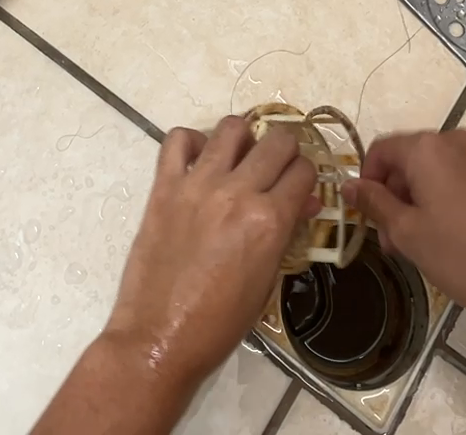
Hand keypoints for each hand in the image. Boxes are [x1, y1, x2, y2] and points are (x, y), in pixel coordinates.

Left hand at [102, 116, 319, 386]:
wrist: (159, 338)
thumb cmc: (220, 322)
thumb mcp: (266, 280)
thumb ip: (287, 231)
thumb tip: (306, 200)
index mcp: (269, 220)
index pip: (304, 171)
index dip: (307, 175)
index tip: (300, 183)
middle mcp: (237, 193)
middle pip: (276, 140)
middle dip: (285, 150)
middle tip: (276, 167)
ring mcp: (198, 184)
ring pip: (231, 127)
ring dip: (243, 138)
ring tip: (239, 158)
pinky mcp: (164, 185)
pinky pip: (178, 139)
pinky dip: (192, 142)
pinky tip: (199, 162)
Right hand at [343, 129, 465, 322]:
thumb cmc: (461, 256)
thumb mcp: (406, 232)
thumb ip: (373, 203)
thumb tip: (348, 186)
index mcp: (428, 147)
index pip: (382, 150)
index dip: (367, 180)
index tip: (367, 215)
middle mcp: (457, 140)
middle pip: (410, 158)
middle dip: (394, 194)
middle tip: (392, 240)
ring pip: (437, 169)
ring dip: (419, 198)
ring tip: (420, 243)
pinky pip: (462, 176)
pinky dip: (446, 196)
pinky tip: (451, 235)